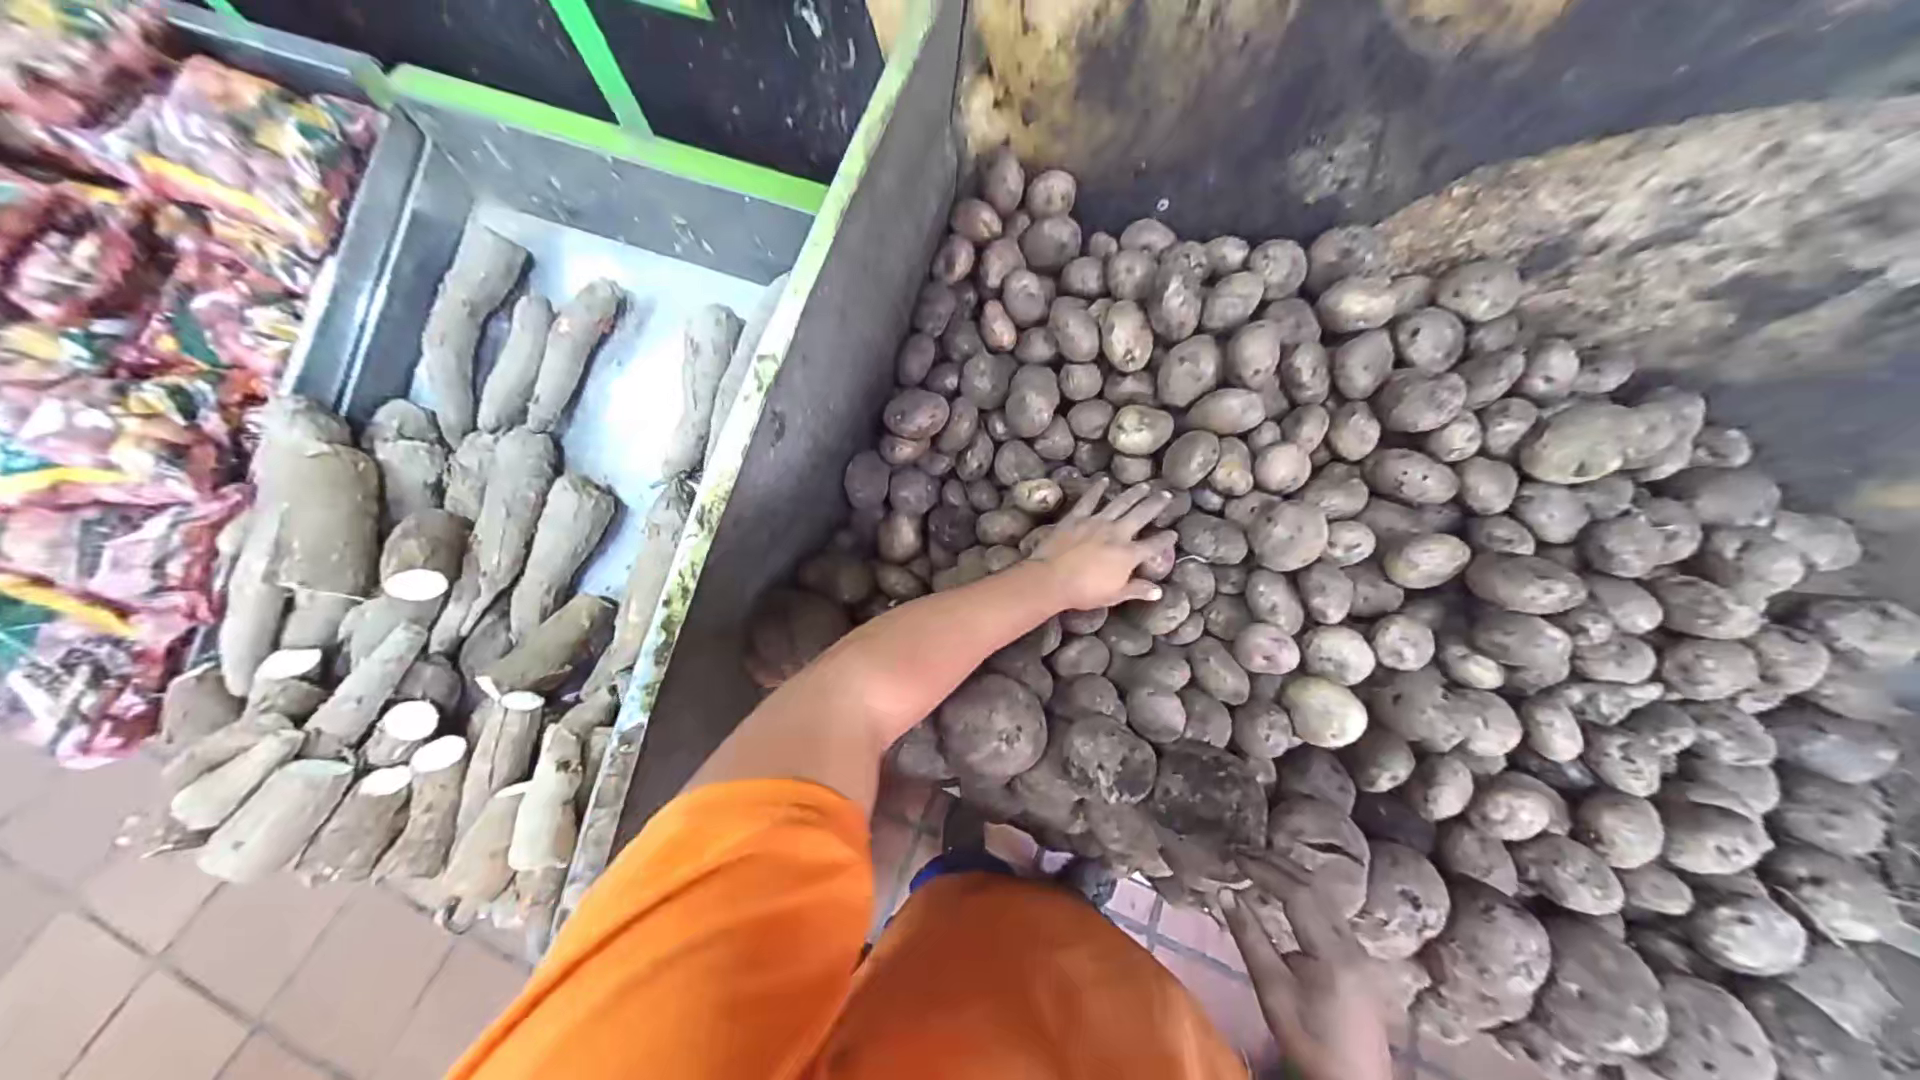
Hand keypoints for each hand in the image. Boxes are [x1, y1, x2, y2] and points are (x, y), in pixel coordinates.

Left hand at [1026, 479, 1174, 610]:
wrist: (1051, 578)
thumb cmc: (1083, 591)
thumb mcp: (1114, 595)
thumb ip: (1137, 590)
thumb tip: (1158, 592)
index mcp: (1128, 554)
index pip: (1154, 545)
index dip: (1165, 539)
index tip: (1174, 533)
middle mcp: (1117, 533)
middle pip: (1141, 514)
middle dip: (1155, 504)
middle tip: (1166, 494)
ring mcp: (1096, 522)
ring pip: (1120, 502)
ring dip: (1134, 493)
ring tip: (1144, 485)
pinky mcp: (1076, 517)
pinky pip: (1089, 499)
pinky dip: (1097, 489)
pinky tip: (1104, 480)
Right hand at [1219, 853, 1392, 1079]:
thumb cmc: (1307, 1039)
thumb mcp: (1272, 989)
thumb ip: (1250, 937)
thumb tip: (1224, 892)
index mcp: (1333, 951)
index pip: (1297, 893)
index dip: (1265, 869)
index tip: (1235, 856)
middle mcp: (1352, 943)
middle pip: (1315, 888)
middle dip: (1277, 864)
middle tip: (1243, 851)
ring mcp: (1359, 951)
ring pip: (1326, 897)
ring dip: (1291, 875)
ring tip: (1258, 863)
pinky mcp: (1358, 959)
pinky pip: (1330, 910)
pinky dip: (1304, 892)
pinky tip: (1285, 891)